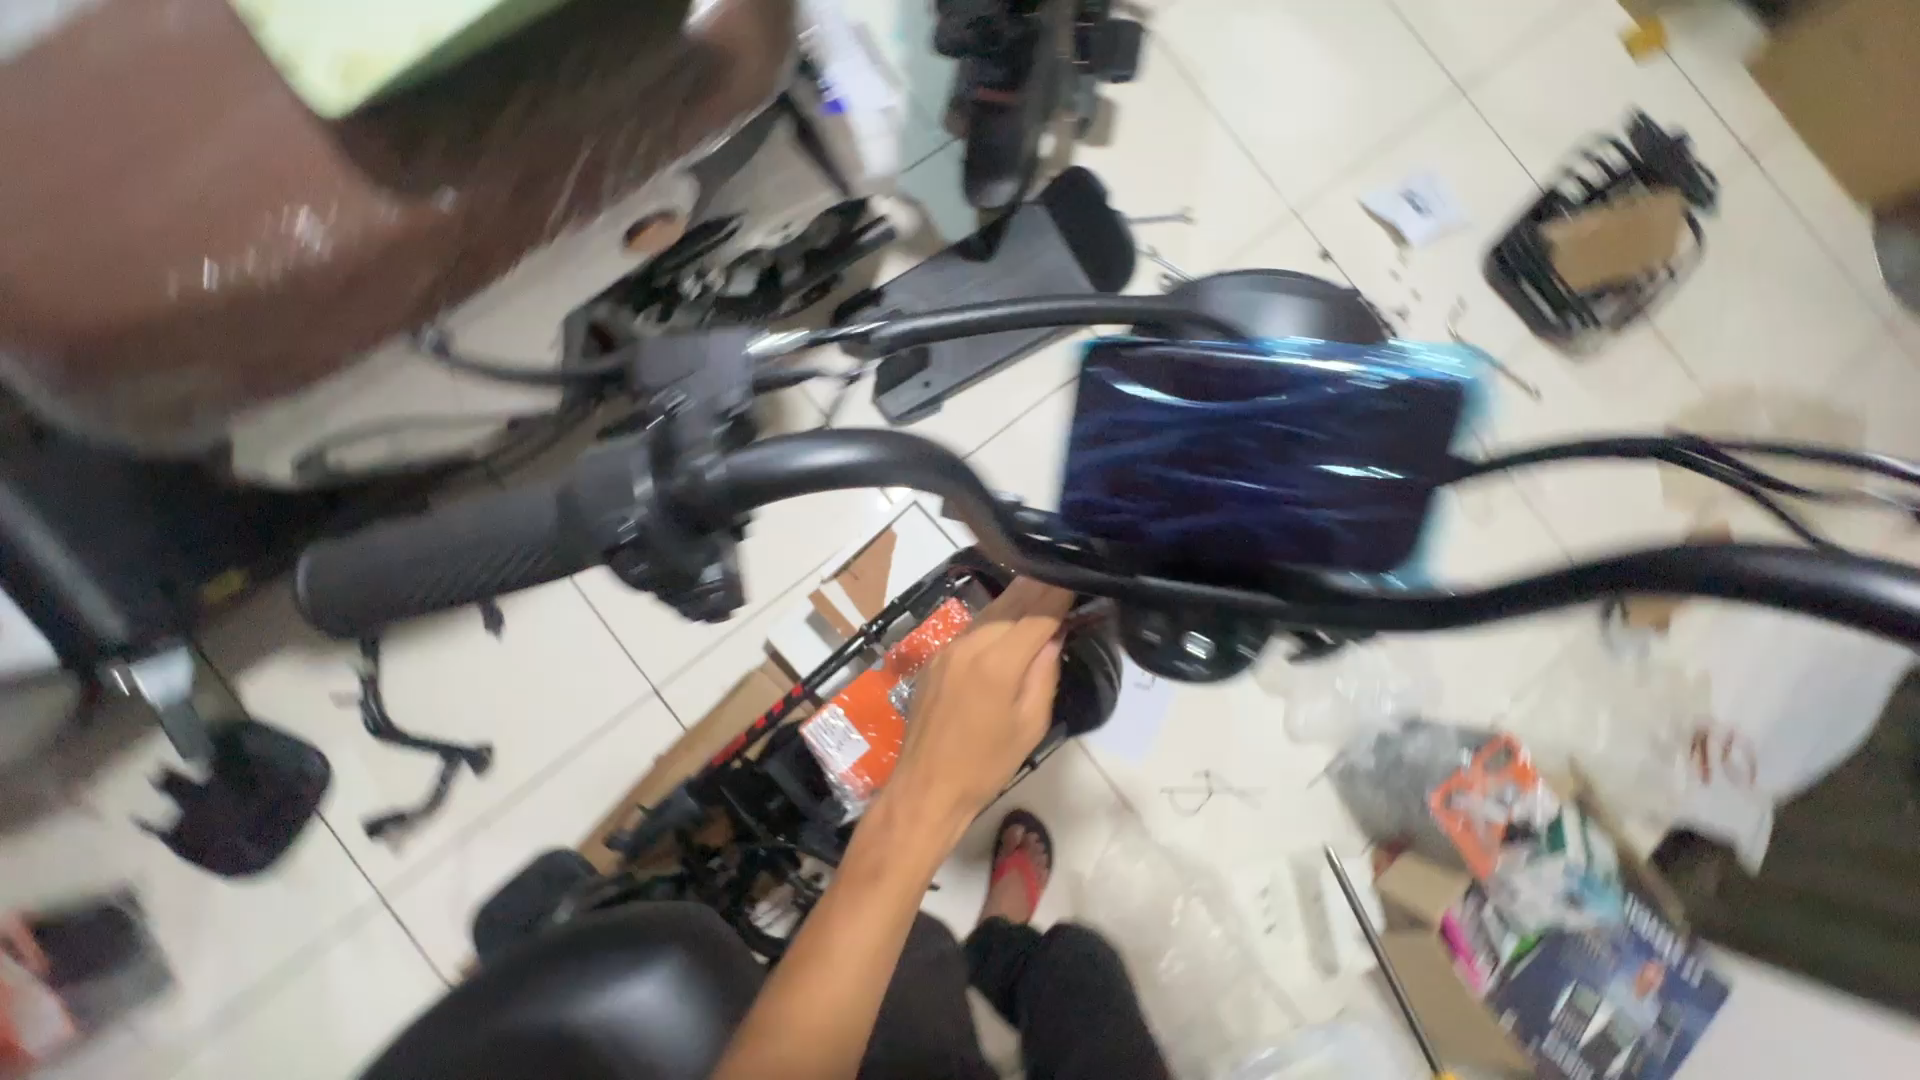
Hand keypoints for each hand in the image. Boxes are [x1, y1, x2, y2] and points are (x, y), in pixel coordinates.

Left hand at [883, 578, 1073, 840]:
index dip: (1060, 594)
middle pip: (1012, 602)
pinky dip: (996, 618)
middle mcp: (970, 644)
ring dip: (1018, 598)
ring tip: (1044, 585)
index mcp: (997, 662)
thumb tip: (1054, 635)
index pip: (1038, 614)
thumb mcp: (1030, 725)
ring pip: (991, 611)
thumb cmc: (986, 765)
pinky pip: (973, 628)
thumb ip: (1044, 674)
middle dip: (1041, 586)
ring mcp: (948, 648)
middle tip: (1065, 574)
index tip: (1078, 577)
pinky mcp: (936, 657)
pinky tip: (1010, 617)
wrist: (927, 786)